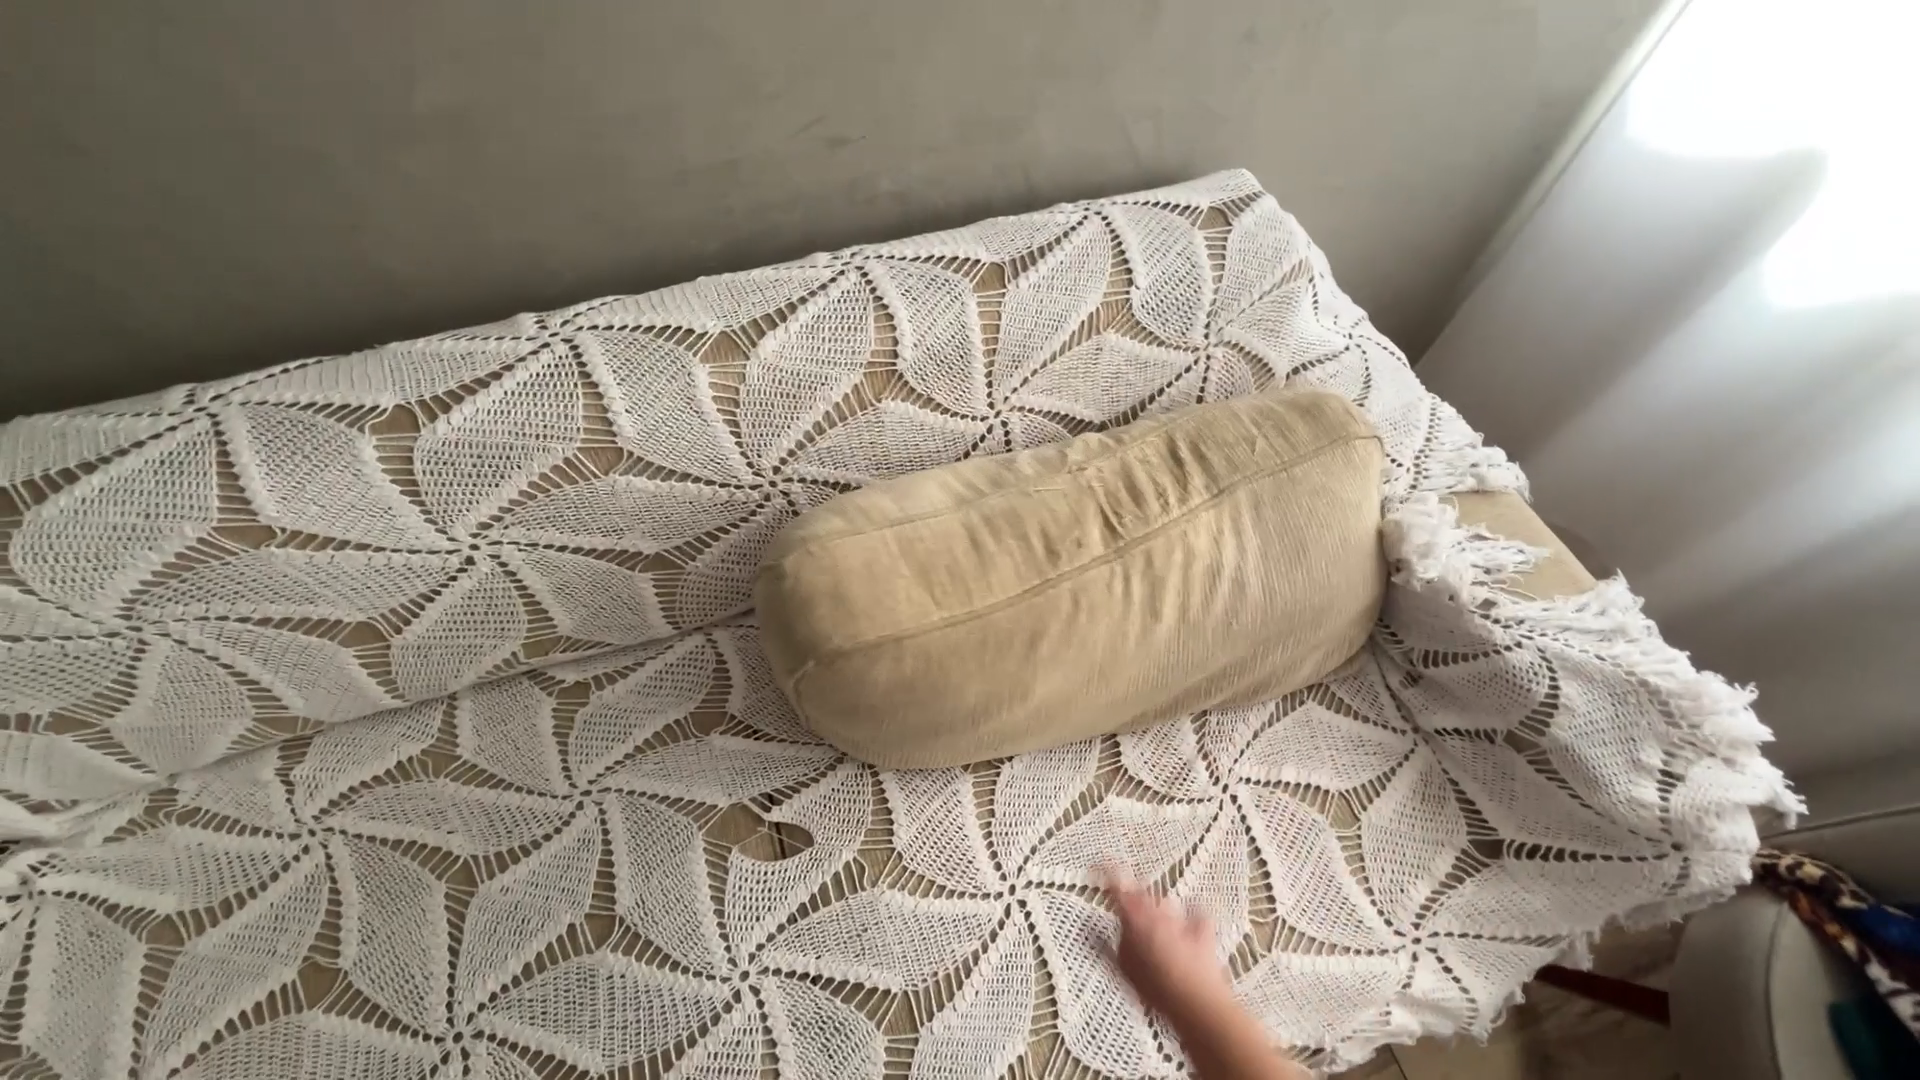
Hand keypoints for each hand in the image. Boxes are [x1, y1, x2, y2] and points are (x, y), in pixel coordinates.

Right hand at [1100, 869, 1233, 1023]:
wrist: (1197, 1002)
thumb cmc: (1157, 987)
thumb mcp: (1126, 967)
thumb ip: (1119, 941)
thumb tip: (1111, 928)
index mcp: (1136, 918)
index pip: (1118, 887)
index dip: (1109, 872)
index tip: (1100, 863)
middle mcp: (1159, 913)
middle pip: (1144, 894)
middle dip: (1135, 894)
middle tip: (1128, 901)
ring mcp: (1183, 921)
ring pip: (1168, 904)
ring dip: (1161, 909)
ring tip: (1157, 922)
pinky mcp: (1204, 933)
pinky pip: (1198, 916)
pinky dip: (1193, 918)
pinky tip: (1192, 925)